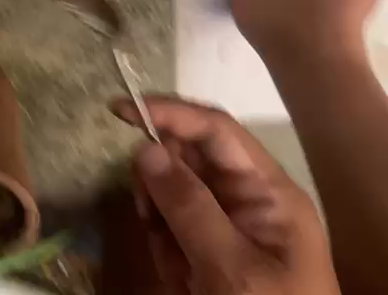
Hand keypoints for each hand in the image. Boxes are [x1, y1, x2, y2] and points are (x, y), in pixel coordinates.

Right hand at [111, 96, 338, 294]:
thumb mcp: (232, 270)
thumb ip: (188, 206)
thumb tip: (144, 147)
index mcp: (269, 192)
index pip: (215, 128)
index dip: (168, 112)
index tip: (118, 111)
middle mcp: (250, 198)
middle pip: (189, 155)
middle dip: (161, 180)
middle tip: (147, 214)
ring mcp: (231, 225)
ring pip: (173, 190)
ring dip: (161, 220)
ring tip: (175, 267)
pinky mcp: (214, 250)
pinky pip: (173, 224)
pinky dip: (166, 246)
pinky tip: (180, 281)